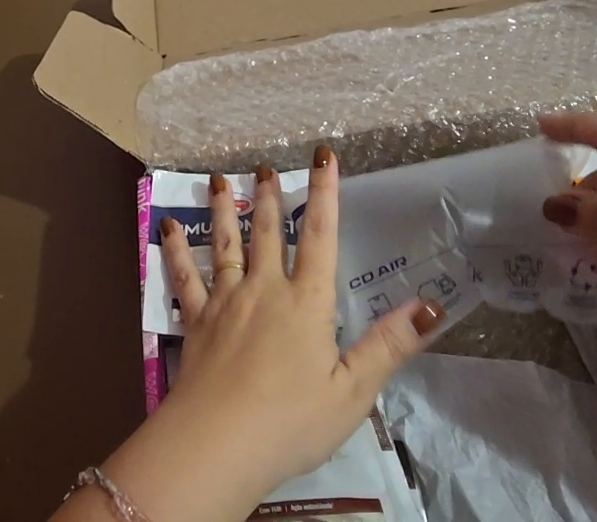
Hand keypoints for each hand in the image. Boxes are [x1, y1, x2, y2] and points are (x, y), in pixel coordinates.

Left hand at [63, 146, 440, 521]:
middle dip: (269, 197)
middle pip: (268, 234)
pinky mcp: (196, 319)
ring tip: (220, 180)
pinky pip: (184, 277)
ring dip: (225, 211)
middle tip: (263, 166)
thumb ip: (388, 345)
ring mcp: (225, 301)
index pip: (320, 238)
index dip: (324, 194)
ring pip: (225, 244)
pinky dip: (174, 250)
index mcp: (306, 304)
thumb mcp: (354, 391)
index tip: (322, 157)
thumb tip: (431, 305)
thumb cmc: (293, 421)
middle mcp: (264, 290)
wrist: (220, 440)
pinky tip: (166, 226)